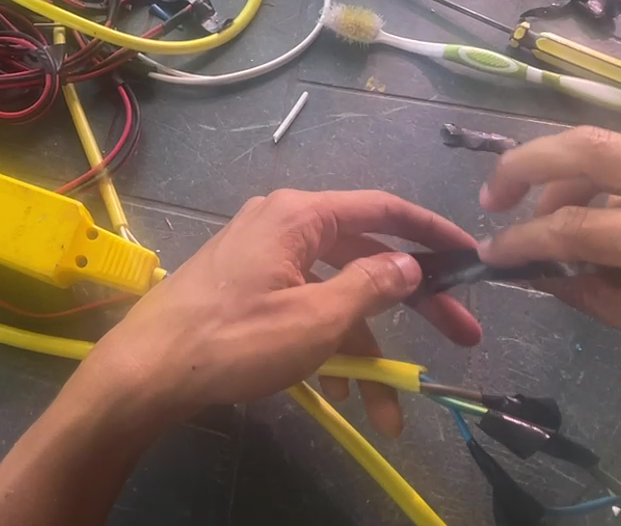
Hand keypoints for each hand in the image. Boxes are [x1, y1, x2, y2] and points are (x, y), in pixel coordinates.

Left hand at [75, 189, 482, 436]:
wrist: (149, 368)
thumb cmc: (235, 337)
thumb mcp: (315, 319)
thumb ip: (370, 288)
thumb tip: (410, 264)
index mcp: (299, 215)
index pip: (380, 210)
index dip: (430, 231)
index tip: (471, 255)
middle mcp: (282, 224)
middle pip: (362, 255)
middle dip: (411, 302)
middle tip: (462, 336)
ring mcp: (263, 255)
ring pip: (333, 292)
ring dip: (365, 346)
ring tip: (389, 409)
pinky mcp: (248, 285)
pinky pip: (302, 306)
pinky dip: (327, 344)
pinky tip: (343, 393)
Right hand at [477, 126, 620, 433]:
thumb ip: (601, 296)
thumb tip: (534, 271)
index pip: (588, 225)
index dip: (528, 239)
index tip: (493, 252)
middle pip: (598, 148)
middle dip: (530, 166)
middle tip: (493, 196)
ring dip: (574, 178)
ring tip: (545, 220)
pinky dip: (619, 191)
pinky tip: (602, 224)